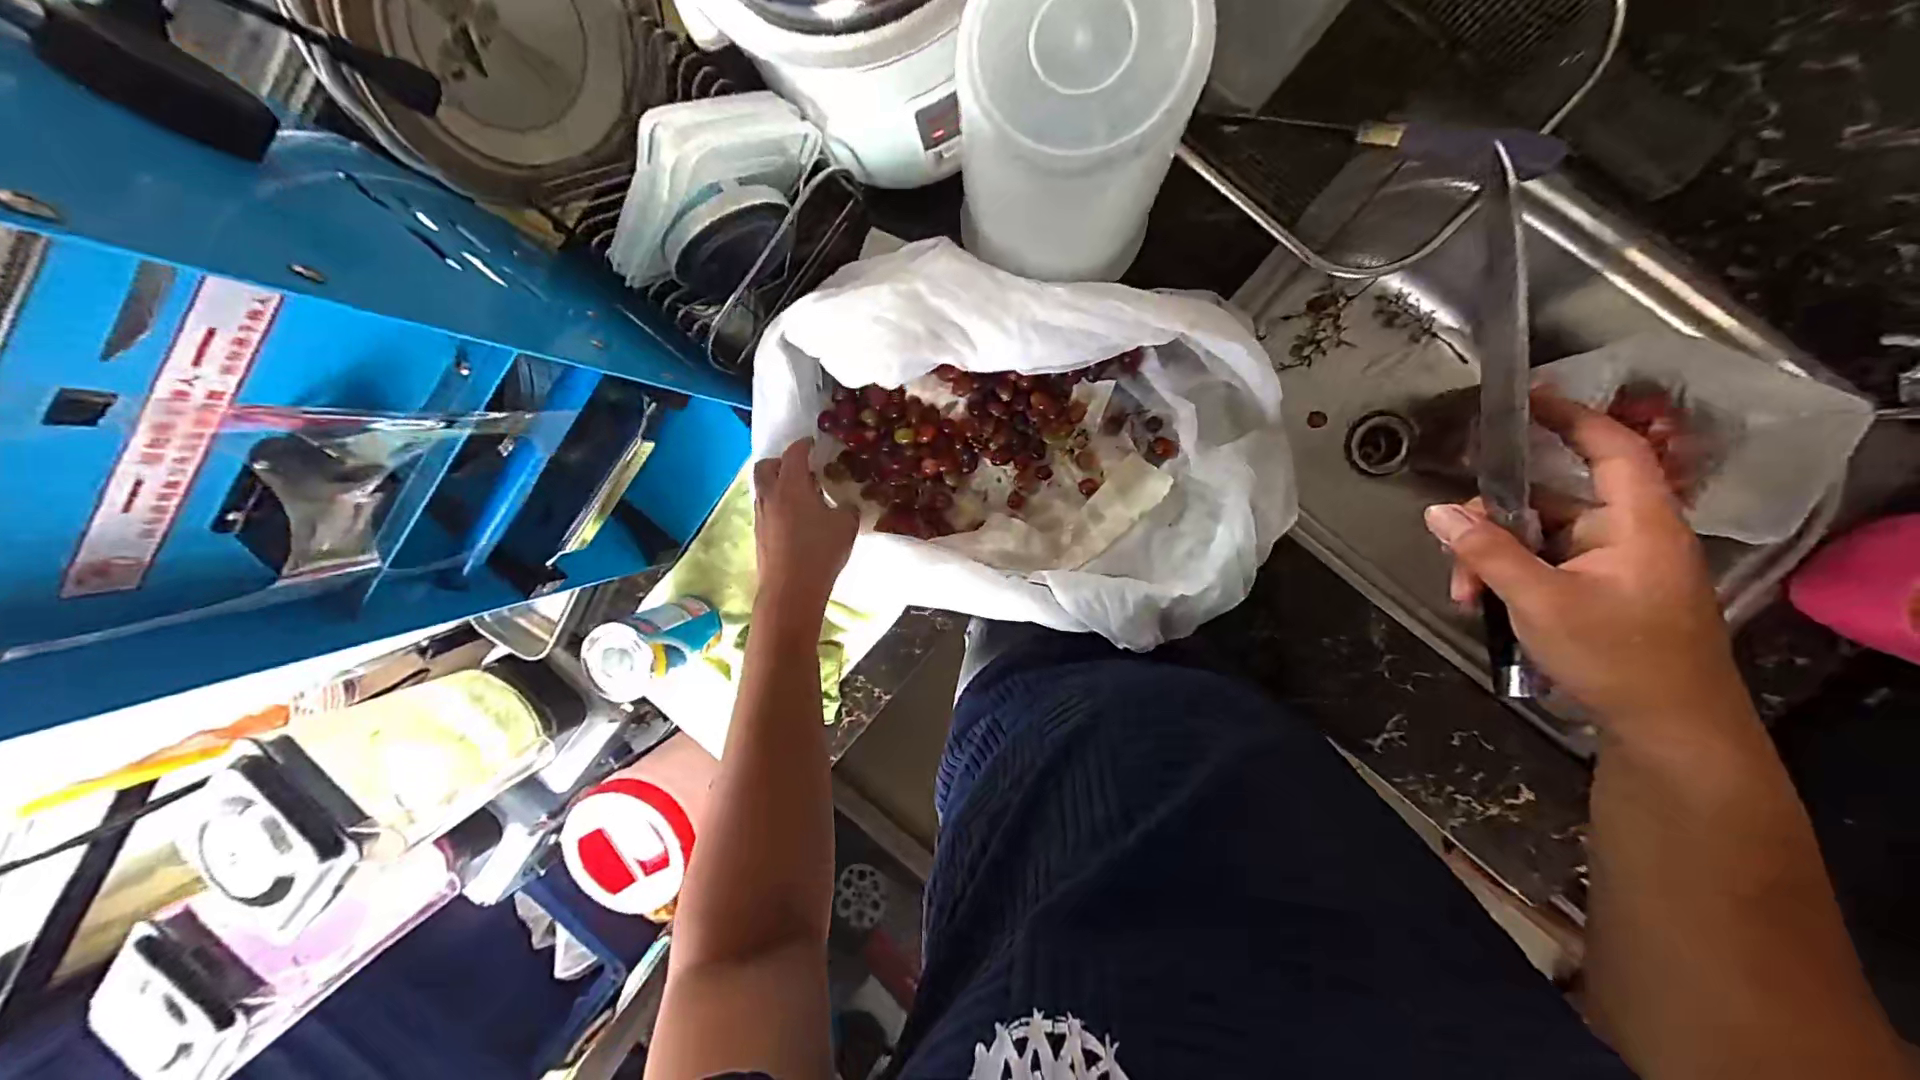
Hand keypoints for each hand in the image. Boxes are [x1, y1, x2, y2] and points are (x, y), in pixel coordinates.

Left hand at [753, 438, 858, 614]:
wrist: (791, 590)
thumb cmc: (821, 552)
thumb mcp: (847, 525)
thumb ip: (847, 507)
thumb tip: (845, 505)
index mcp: (791, 485)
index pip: (794, 453)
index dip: (805, 444)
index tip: (814, 444)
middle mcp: (770, 495)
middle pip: (767, 465)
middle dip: (783, 461)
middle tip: (803, 468)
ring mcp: (761, 515)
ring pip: (764, 487)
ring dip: (780, 484)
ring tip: (803, 495)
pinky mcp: (759, 533)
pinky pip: (766, 507)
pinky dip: (778, 503)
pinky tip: (797, 519)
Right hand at [1423, 393, 1750, 732]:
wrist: (1666, 727)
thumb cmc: (1618, 656)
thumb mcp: (1540, 601)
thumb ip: (1487, 552)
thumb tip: (1437, 511)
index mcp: (1637, 524)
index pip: (1611, 450)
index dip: (1572, 418)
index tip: (1527, 398)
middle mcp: (1624, 535)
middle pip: (1548, 501)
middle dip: (1492, 523)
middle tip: (1455, 552)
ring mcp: (1608, 565)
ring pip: (1533, 538)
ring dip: (1490, 558)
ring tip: (1466, 594)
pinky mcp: (1594, 590)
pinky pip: (1538, 565)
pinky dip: (1505, 577)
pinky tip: (1482, 603)